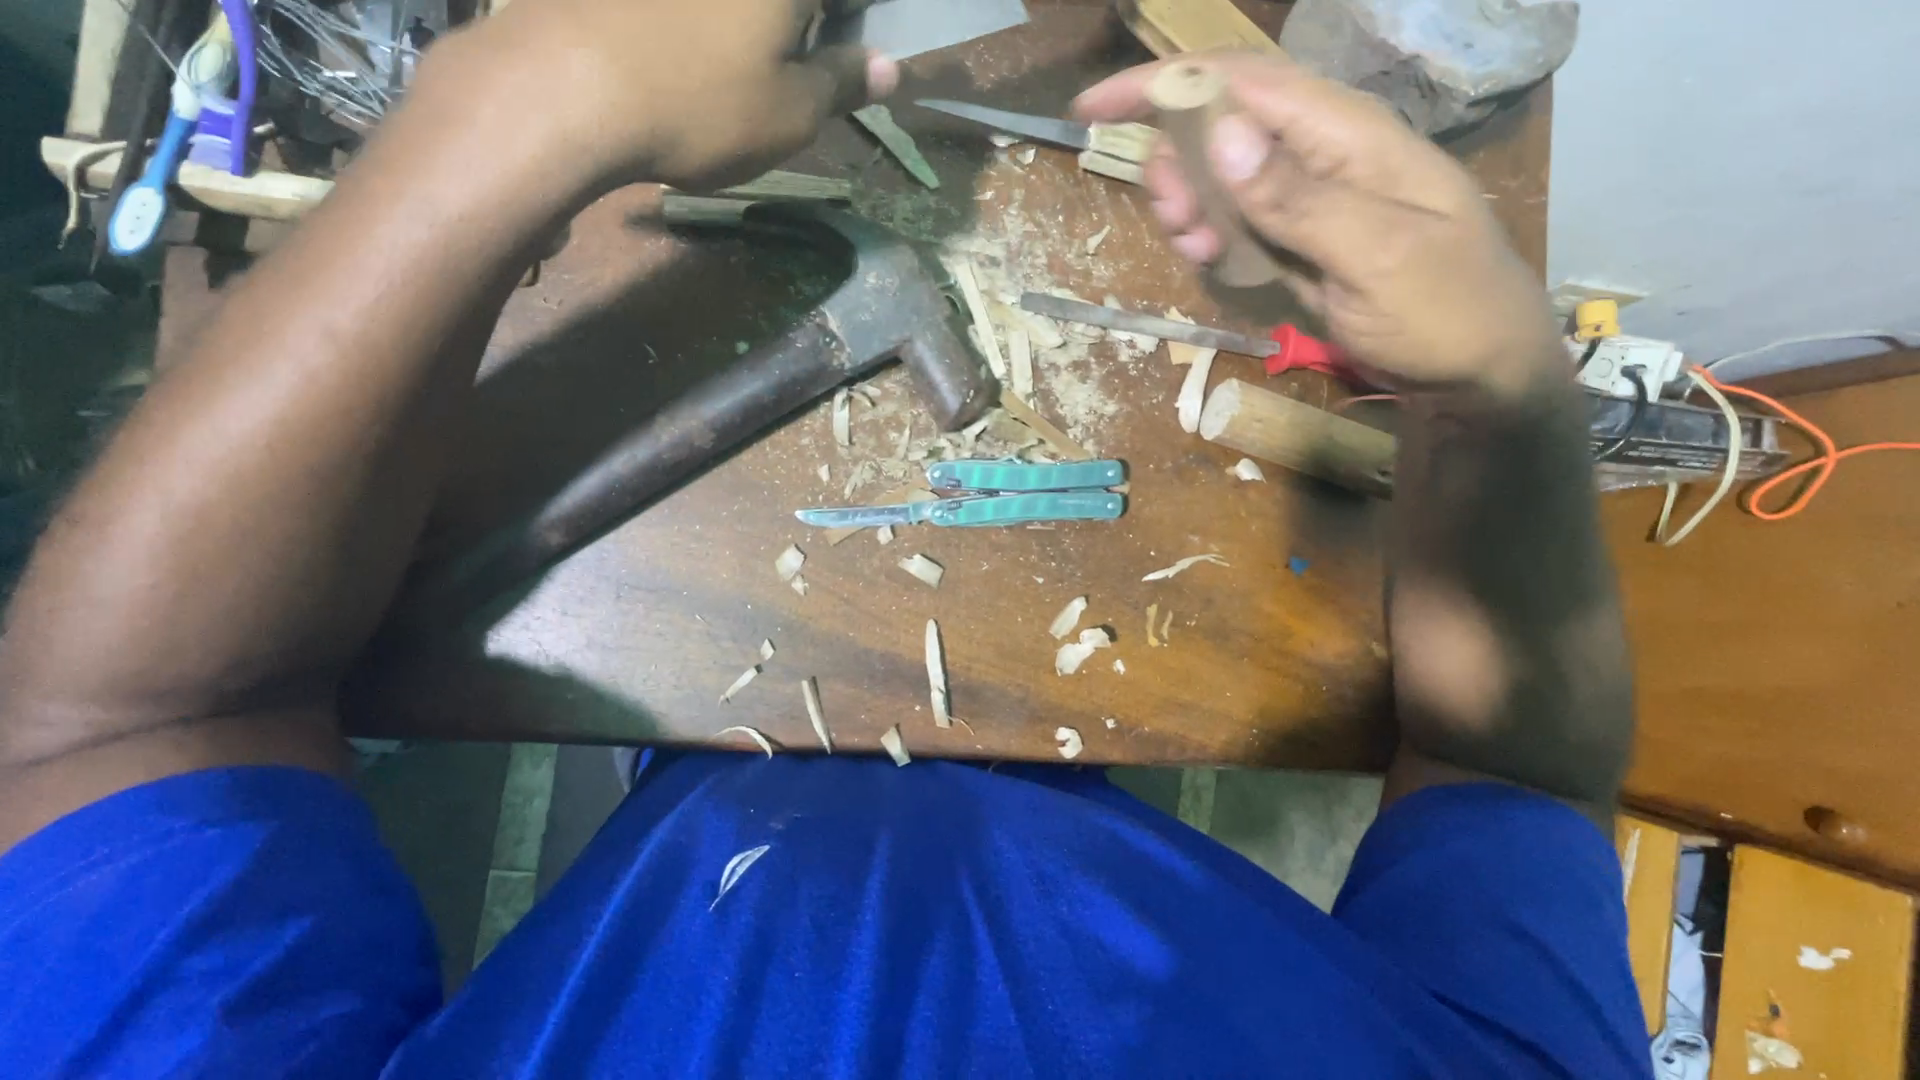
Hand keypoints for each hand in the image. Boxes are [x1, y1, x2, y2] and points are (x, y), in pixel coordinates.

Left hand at [455, 0, 898, 193]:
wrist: (561, 91)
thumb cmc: (700, 106)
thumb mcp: (790, 115)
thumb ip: (841, 83)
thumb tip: (888, 67)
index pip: (843, 3)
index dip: (848, 29)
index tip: (844, 56)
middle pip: (780, 7)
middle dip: (795, 30)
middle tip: (783, 68)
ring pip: (726, 11)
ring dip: (738, 31)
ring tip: (726, 72)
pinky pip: (673, 10)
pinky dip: (685, 25)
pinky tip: (672, 55)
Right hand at [1075, 52, 1559, 397]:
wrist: (1478, 371)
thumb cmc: (1447, 310)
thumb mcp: (1379, 255)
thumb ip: (1300, 197)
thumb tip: (1221, 134)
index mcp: (1347, 134)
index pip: (1243, 80)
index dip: (1164, 82)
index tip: (1094, 107)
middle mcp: (1320, 152)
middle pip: (1219, 123)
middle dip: (1176, 161)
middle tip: (1170, 216)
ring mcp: (1305, 197)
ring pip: (1218, 176)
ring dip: (1188, 206)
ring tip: (1194, 249)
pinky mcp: (1295, 238)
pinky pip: (1233, 221)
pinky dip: (1209, 238)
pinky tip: (1212, 263)